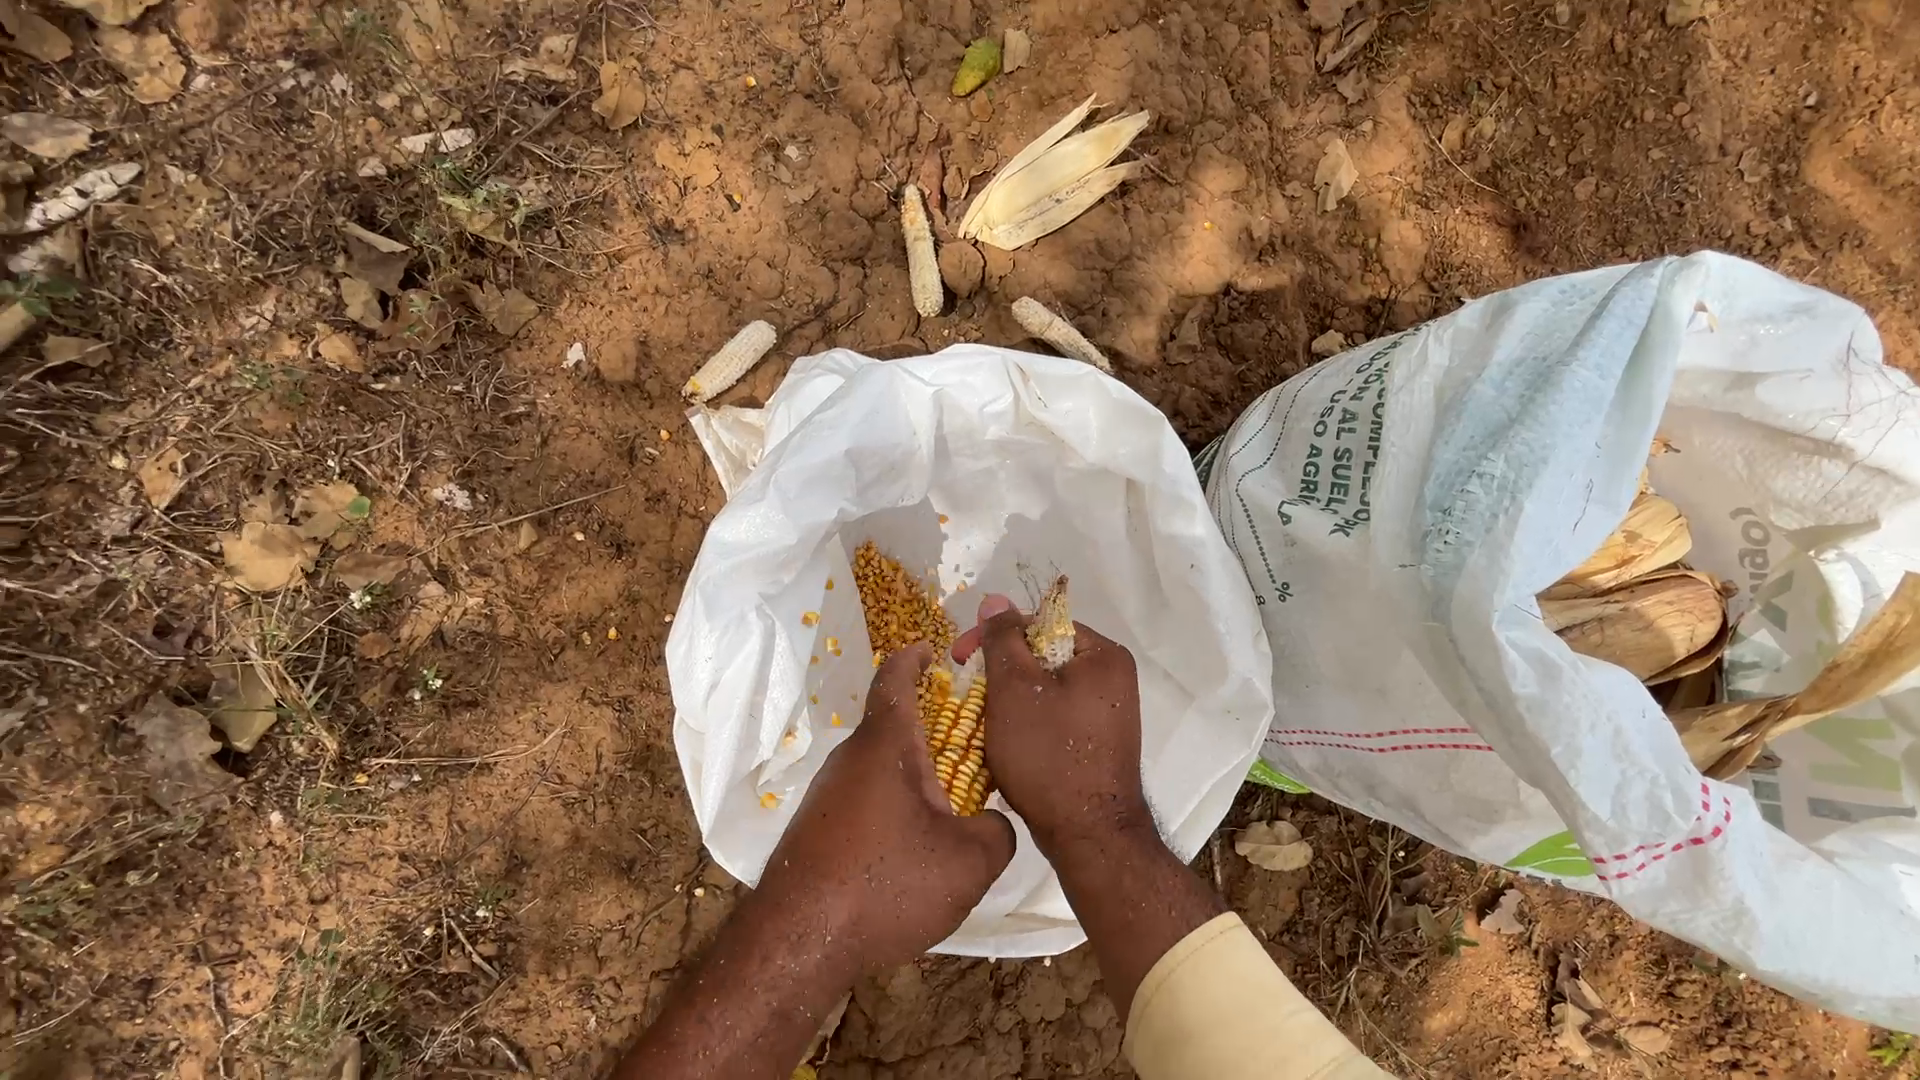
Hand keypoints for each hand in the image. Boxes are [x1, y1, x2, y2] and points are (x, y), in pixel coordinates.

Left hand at [754, 644, 1015, 973]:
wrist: (797, 943)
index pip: (895, 678)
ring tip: (951, 811)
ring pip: (881, 768)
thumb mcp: (968, 863)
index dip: (914, 657)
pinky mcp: (818, 829)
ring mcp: (828, 795)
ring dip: (915, 776)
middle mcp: (851, 759)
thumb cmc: (887, 884)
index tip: (932, 649)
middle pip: (894, 728)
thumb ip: (997, 831)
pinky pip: (865, 799)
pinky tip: (913, 851)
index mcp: (886, 746)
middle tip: (972, 750)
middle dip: (934, 731)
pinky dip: (894, 806)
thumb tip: (992, 822)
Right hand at [952, 595, 1153, 855]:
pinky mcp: (1097, 743)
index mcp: (1103, 655)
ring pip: (1044, 689)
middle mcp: (1113, 678)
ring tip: (982, 721)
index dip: (995, 636)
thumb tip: (996, 600)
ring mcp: (1108, 713)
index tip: (960, 658)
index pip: (1039, 624)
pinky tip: (1005, 743)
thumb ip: (1002, 639)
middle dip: (1001, 673)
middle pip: (1042, 656)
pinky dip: (1027, 723)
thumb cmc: (1049, 755)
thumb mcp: (1014, 689)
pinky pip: (1055, 716)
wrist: (1090, 837)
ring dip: (1010, 700)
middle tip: (968, 693)